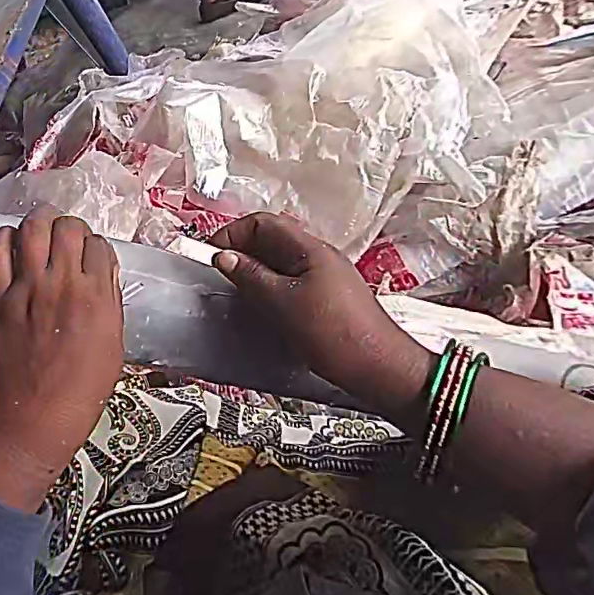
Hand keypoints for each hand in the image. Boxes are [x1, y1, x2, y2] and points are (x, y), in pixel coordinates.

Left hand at [0, 210, 123, 510]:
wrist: (34, 417)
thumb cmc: (79, 392)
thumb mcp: (113, 346)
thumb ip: (110, 302)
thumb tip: (103, 272)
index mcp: (96, 297)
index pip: (99, 245)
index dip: (95, 245)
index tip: (90, 253)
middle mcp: (61, 284)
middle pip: (68, 228)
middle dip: (71, 225)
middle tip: (67, 233)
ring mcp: (26, 288)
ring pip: (33, 228)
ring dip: (40, 220)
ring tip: (42, 224)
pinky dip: (4, 237)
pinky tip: (11, 240)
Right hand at [209, 214, 428, 407]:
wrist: (381, 371)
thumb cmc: (335, 334)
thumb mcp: (282, 303)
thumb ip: (250, 276)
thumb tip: (223, 256)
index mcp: (310, 249)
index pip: (262, 223)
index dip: (233, 233)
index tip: (212, 254)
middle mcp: (318, 257)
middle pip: (270, 239)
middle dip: (241, 250)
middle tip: (220, 271)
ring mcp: (324, 276)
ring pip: (278, 261)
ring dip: (253, 269)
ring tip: (236, 288)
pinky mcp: (326, 297)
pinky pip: (288, 279)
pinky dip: (268, 286)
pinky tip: (260, 304)